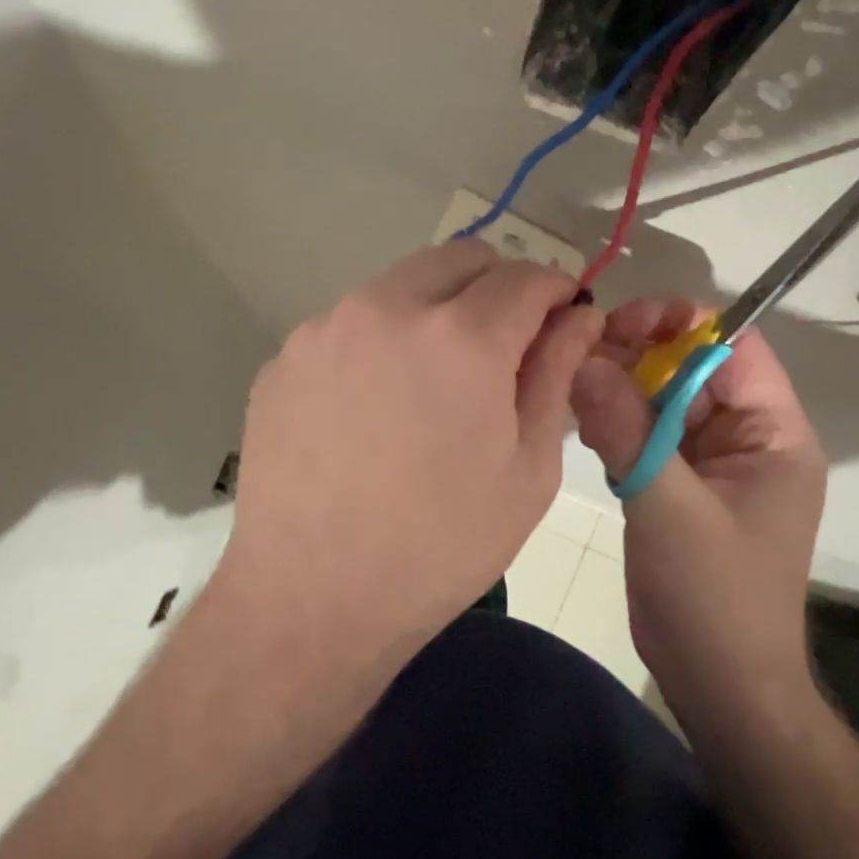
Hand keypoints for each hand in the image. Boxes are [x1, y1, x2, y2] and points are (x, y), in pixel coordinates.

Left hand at [210, 239, 602, 670]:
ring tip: (432, 387)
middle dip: (494, 288)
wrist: (310, 598)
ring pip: (395, 289)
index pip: (525, 276)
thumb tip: (576, 318)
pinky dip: (375, 347)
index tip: (562, 322)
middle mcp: (384, 310)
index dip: (556, 293)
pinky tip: (371, 413)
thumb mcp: (526, 472)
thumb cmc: (438, 548)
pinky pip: (345, 330)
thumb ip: (554, 378)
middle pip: (456, 260)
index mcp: (459, 336)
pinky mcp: (281, 363)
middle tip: (503, 348)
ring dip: (430, 313)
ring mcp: (322, 332)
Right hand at [568, 298, 826, 699]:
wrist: (718, 679)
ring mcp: (711, 467)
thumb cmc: (712, 595)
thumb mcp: (668, 507)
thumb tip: (581, 360)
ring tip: (569, 385)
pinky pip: (647, 438)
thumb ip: (626, 431)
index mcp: (773, 435)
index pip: (733, 349)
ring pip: (664, 404)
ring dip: (620, 391)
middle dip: (638, 356)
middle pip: (693, 371)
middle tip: (576, 355)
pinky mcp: (679, 490)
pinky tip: (580, 426)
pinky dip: (616, 426)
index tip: (615, 324)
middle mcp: (747, 440)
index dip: (678, 325)